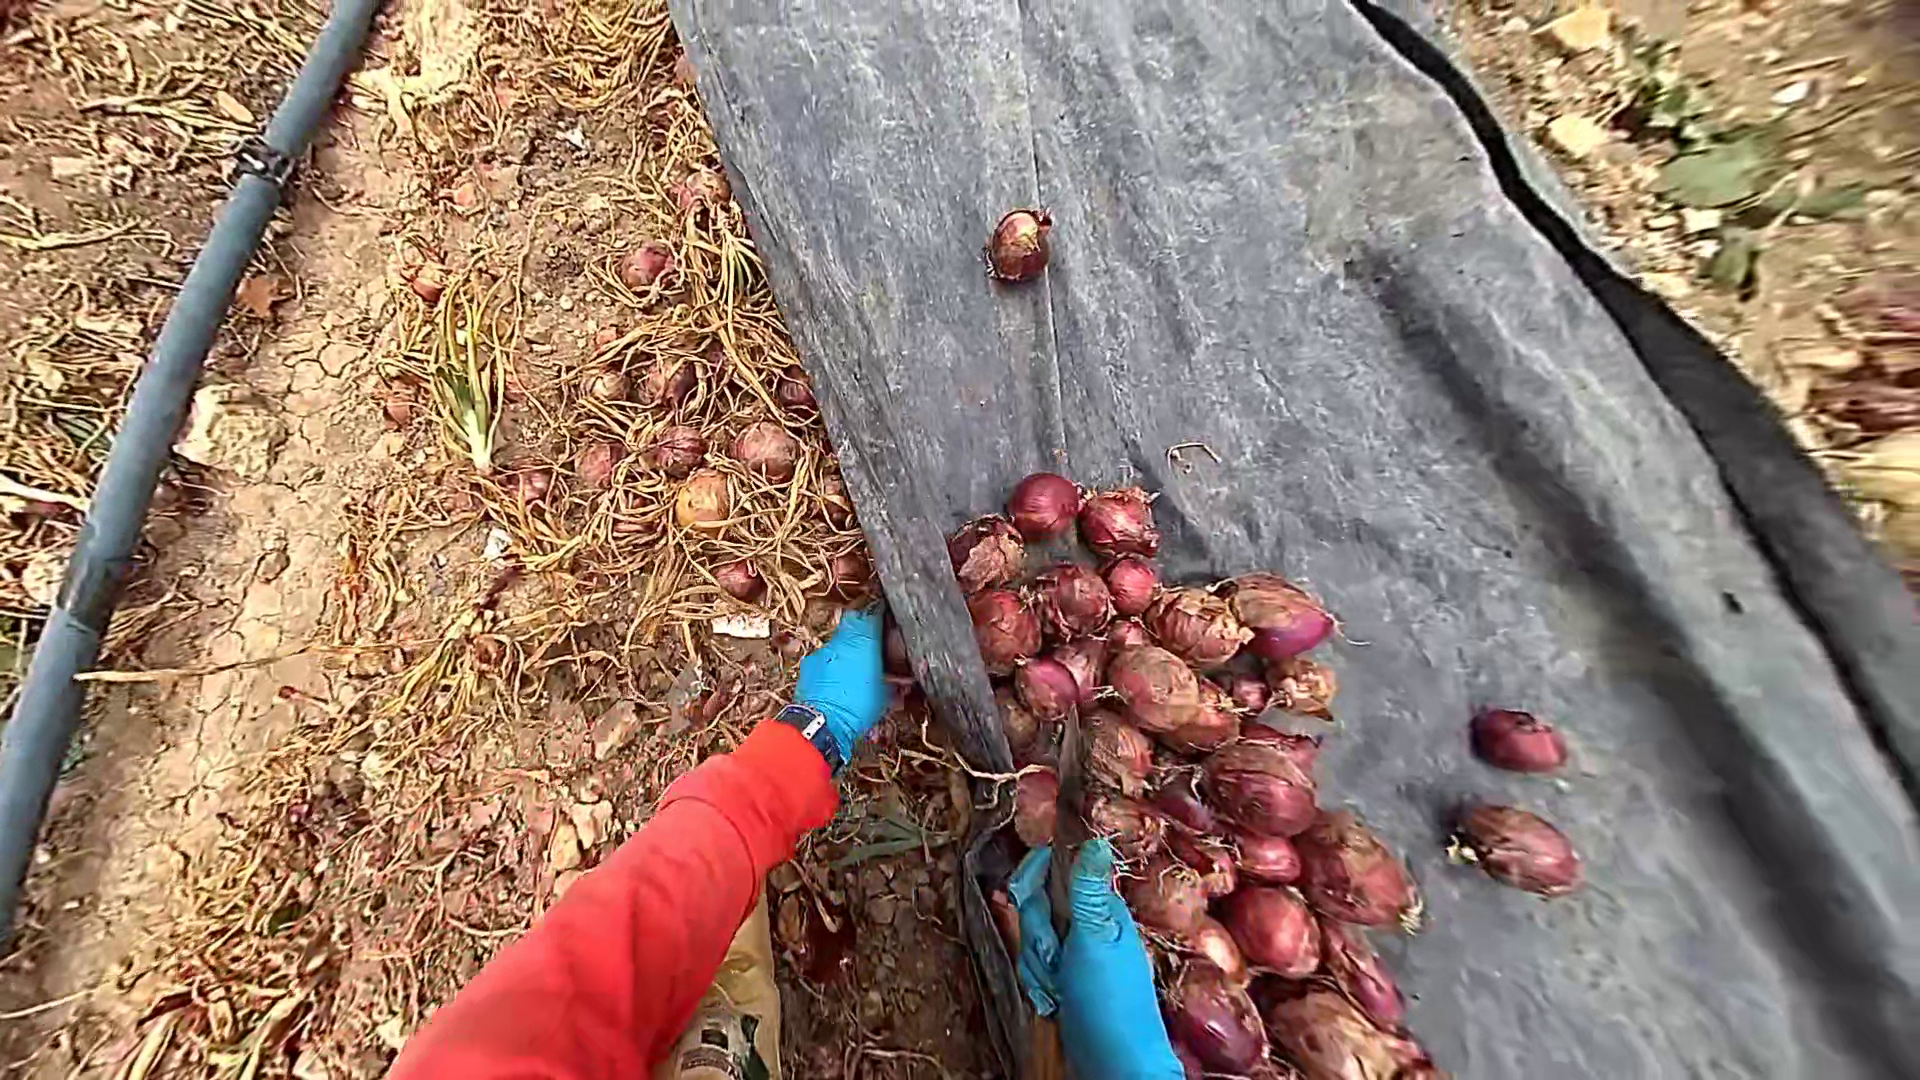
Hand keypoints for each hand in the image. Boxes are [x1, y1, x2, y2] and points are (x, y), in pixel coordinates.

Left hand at [793, 606, 885, 759]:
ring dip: (847, 652)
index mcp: (864, 640)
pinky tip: (839, 684)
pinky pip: (826, 659)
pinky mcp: (809, 666)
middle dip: (863, 635)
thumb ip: (894, 681)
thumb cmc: (857, 707)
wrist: (821, 724)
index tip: (886, 620)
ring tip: (856, 671)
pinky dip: (833, 666)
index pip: (874, 615)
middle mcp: (841, 640)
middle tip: (873, 648)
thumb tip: (902, 680)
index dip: (881, 616)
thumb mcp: (885, 695)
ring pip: (839, 643)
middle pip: (854, 625)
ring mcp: (823, 652)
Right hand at [1008, 839, 1185, 1079]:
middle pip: (1035, 902)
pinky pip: (1032, 965)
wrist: (1117, 1071)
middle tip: (1057, 959)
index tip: (1022, 895)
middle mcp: (1084, 921)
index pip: (1051, 865)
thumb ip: (1087, 890)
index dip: (1032, 879)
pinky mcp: (1061, 977)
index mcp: (1097, 903)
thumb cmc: (1112, 1003)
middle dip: (1037, 934)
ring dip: (1037, 965)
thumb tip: (1097, 839)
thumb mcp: (1096, 941)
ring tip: (1059, 988)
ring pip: (1030, 935)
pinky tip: (1053, 1002)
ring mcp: (1072, 950)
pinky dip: (1037, 983)